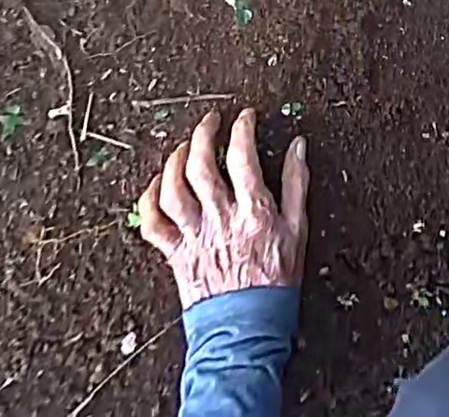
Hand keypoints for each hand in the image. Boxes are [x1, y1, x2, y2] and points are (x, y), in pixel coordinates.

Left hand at [137, 109, 309, 309]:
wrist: (247, 332)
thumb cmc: (276, 281)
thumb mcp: (298, 228)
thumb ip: (297, 183)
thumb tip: (298, 146)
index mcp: (252, 212)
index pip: (242, 156)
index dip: (242, 128)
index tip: (245, 117)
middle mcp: (220, 219)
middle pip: (201, 166)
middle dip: (203, 134)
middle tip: (211, 120)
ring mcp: (194, 236)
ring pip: (172, 190)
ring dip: (176, 161)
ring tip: (185, 146)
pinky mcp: (175, 254)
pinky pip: (152, 224)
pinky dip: (150, 199)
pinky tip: (158, 182)